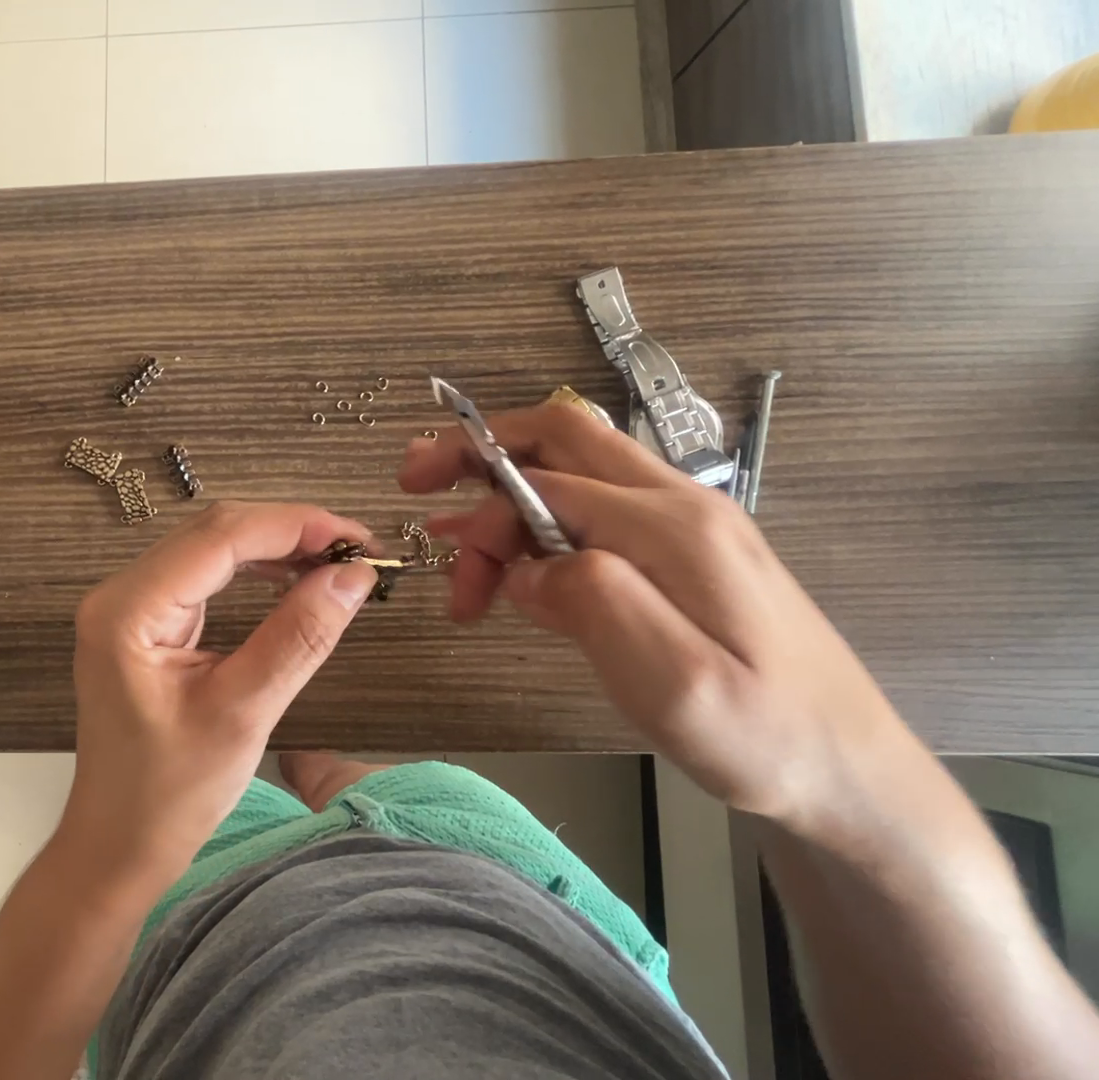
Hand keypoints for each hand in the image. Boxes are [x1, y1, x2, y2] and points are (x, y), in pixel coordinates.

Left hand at [56, 502, 377, 888]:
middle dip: (286, 532)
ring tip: (332, 565)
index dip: (293, 525)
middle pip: (211, 533)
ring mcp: (125, 607)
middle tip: (355, 552)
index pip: (219, 537)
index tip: (358, 538)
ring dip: (270, 549)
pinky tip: (287, 580)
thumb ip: (297, 637)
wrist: (119, 841)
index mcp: (128, 610)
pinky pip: (199, 578)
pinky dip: (248, 573)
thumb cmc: (171, 793)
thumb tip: (352, 576)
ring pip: (207, 550)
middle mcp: (118, 594)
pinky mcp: (140, 623)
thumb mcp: (243, 714)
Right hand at [398, 404, 920, 833]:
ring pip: (571, 472)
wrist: (850, 771)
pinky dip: (534, 524)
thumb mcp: (673, 683)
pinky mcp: (682, 552)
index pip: (547, 480)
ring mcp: (685, 524)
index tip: (445, 561)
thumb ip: (594, 602)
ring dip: (502, 499)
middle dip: (479, 451)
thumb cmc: (762, 737)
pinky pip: (591, 510)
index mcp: (672, 528)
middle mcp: (679, 505)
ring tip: (461, 563)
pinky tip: (513, 570)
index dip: (480, 505)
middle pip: (561, 439)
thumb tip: (529, 563)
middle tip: (416, 480)